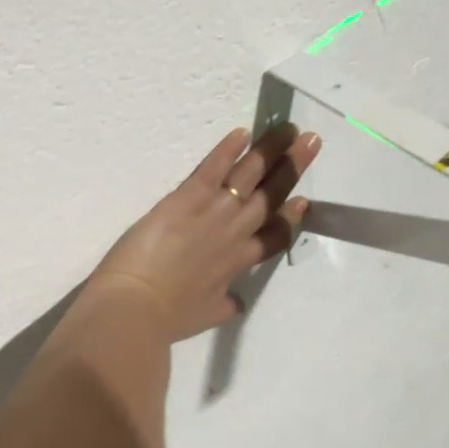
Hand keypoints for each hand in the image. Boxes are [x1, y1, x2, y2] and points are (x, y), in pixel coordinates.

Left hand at [88, 124, 320, 340]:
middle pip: (271, 196)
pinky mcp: (188, 198)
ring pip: (250, 175)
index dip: (290, 217)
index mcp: (238, 262)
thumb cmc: (167, 318)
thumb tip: (238, 303)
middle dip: (292, 168)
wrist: (138, 307)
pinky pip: (213, 167)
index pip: (274, 235)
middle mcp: (234, 232)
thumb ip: (224, 304)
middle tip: (311, 143)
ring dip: (271, 150)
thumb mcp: (205, 314)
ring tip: (290, 129)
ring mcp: (214, 212)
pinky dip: (228, 149)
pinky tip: (242, 132)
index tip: (303, 200)